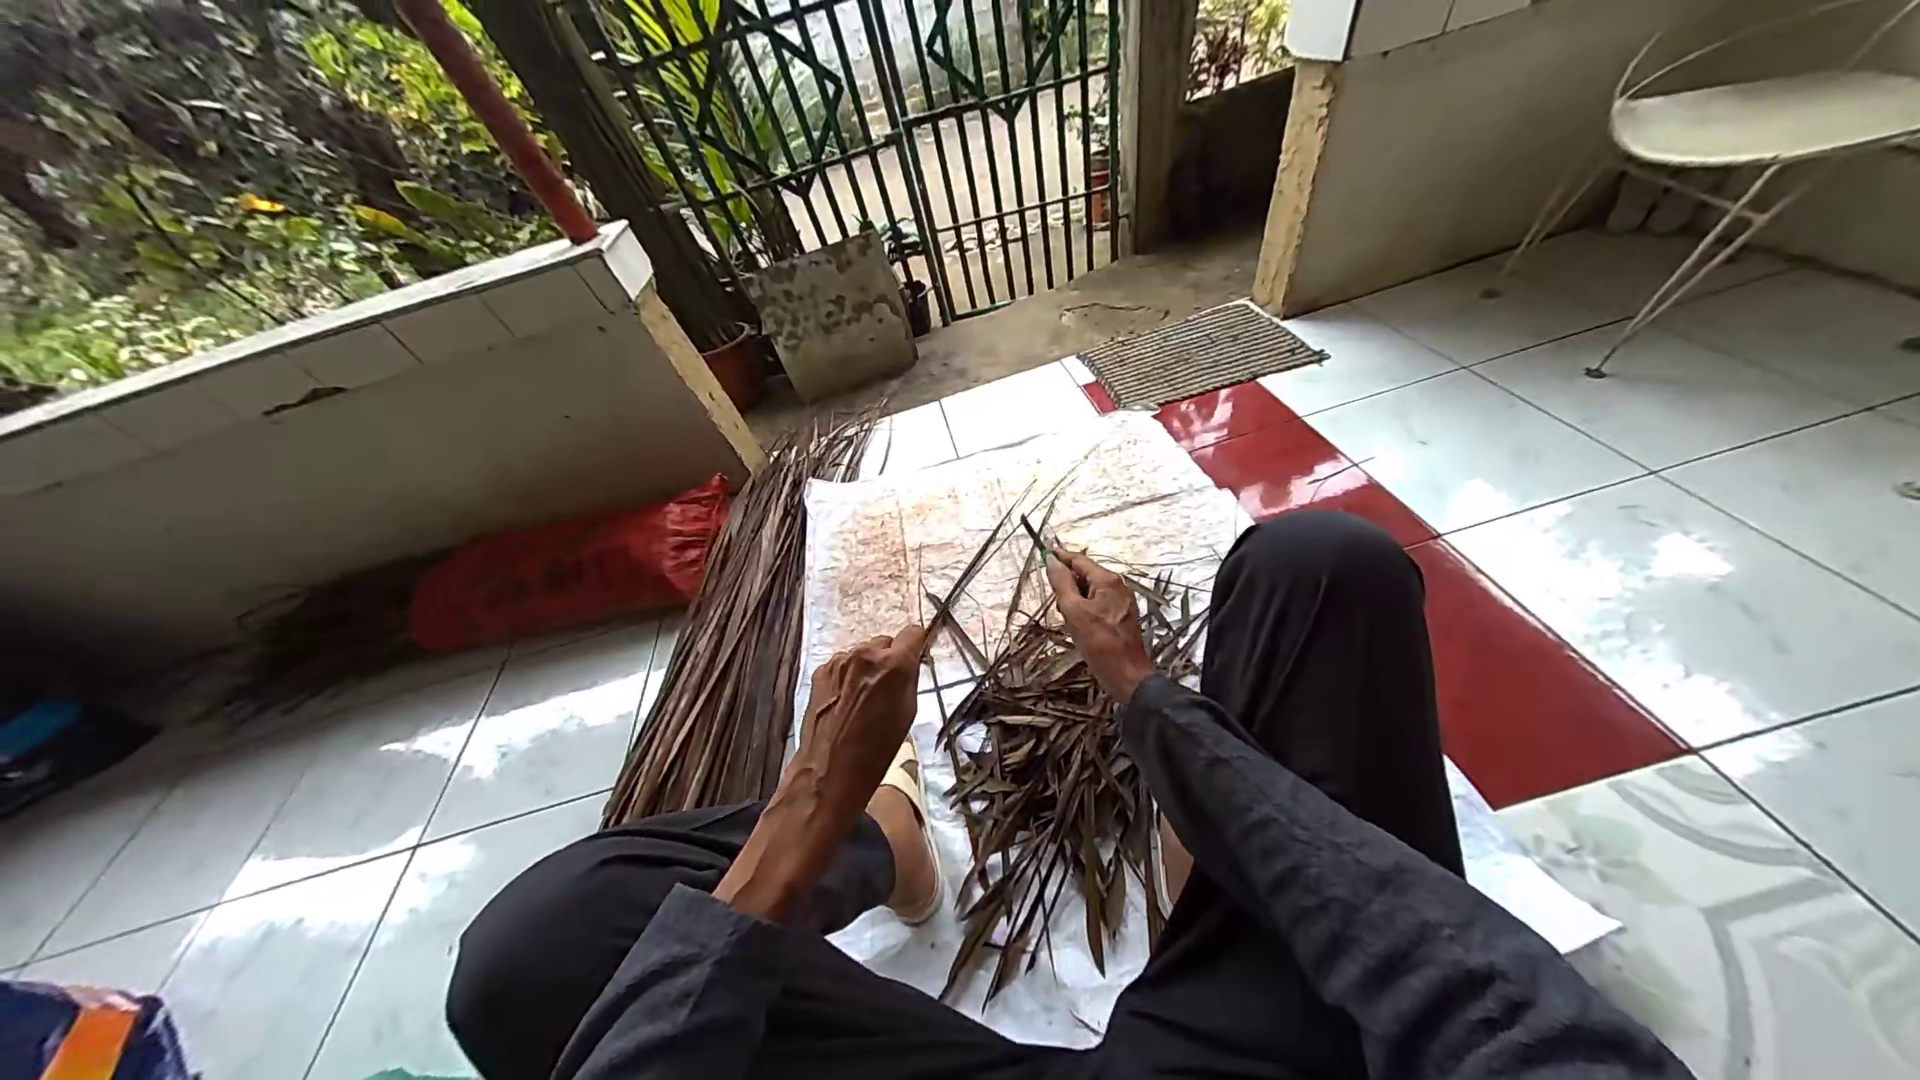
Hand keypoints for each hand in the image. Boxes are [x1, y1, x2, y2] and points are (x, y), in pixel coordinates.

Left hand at [715, 624, 925, 923]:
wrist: (830, 769)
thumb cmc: (878, 749)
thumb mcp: (908, 712)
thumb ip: (909, 679)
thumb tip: (911, 662)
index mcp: (895, 664)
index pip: (913, 632)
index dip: (917, 644)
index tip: (916, 656)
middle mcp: (867, 653)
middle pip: (886, 641)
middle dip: (890, 657)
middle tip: (889, 684)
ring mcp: (841, 660)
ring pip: (864, 651)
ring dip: (868, 665)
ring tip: (865, 695)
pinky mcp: (822, 670)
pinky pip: (844, 663)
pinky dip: (849, 674)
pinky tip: (847, 699)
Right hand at [1046, 552, 1152, 702]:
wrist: (1127, 675)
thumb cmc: (1099, 643)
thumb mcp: (1074, 611)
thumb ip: (1061, 583)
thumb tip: (1051, 560)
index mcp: (1108, 580)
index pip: (1079, 560)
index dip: (1060, 557)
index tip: (1042, 555)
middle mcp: (1118, 586)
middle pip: (1086, 574)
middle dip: (1067, 583)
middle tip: (1055, 600)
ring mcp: (1122, 600)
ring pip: (1091, 590)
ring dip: (1075, 598)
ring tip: (1067, 618)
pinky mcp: (1122, 615)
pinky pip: (1098, 603)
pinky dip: (1085, 608)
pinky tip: (1078, 625)